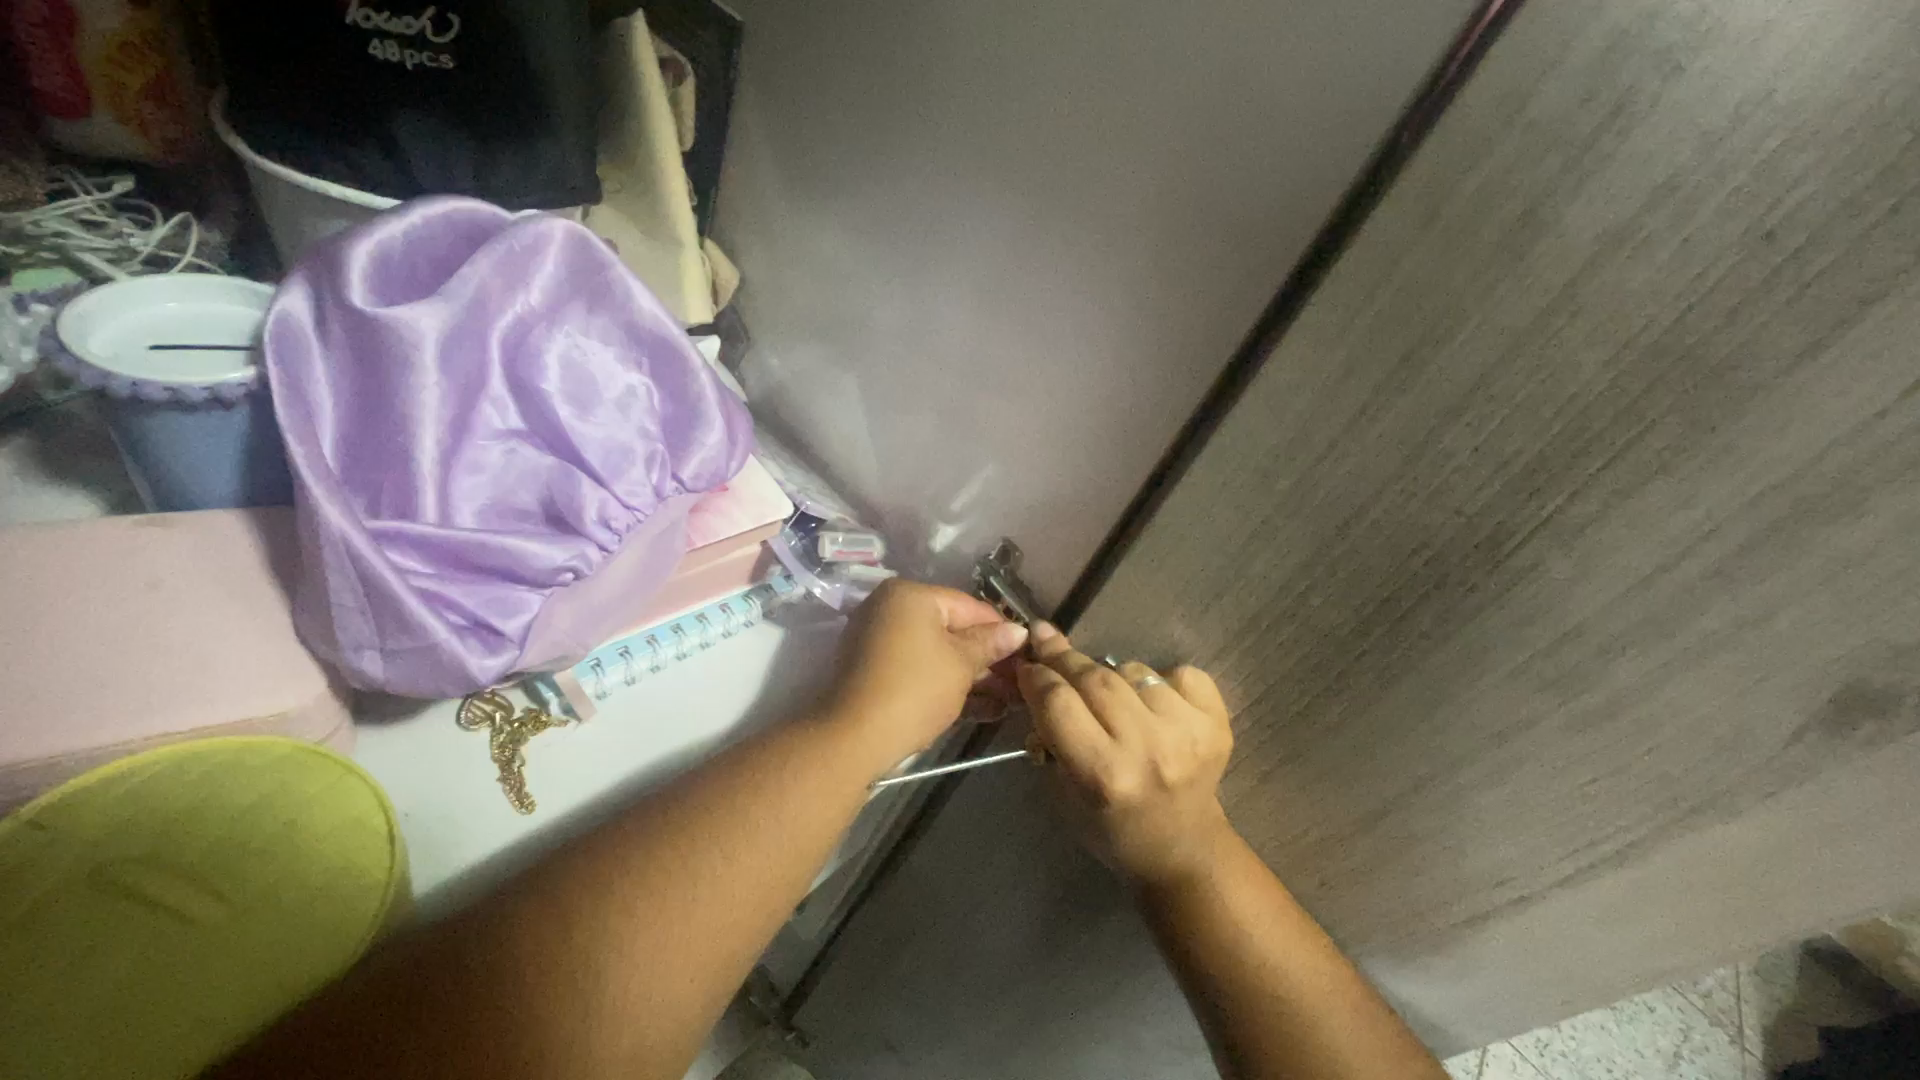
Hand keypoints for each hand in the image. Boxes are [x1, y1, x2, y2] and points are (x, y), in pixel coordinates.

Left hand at [822, 579, 1029, 772]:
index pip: (969, 606)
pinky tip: (981, 708)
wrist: (855, 737)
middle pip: (952, 630)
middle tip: (1020, 683)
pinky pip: (919, 669)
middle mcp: (891, 609)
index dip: (1002, 631)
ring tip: (1008, 701)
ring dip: (972, 676)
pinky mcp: (876, 671)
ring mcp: (880, 640)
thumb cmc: (915, 689)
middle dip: (988, 659)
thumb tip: (1019, 630)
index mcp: (910, 596)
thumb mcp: (961, 665)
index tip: (1029, 654)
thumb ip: (990, 644)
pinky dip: (946, 684)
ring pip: (937, 653)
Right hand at [1016, 621, 1235, 887]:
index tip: (1028, 665)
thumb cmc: (1111, 827)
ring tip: (1106, 694)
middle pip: (1094, 678)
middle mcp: (1148, 749)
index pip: (1058, 703)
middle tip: (1050, 649)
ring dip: (1111, 674)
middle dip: (1065, 661)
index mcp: (1103, 775)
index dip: (1037, 676)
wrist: (1182, 848)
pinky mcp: (1216, 721)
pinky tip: (1151, 701)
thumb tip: (1038, 675)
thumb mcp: (1063, 792)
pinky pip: (1177, 673)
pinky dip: (1158, 678)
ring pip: (1132, 670)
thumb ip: (1049, 734)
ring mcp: (1188, 732)